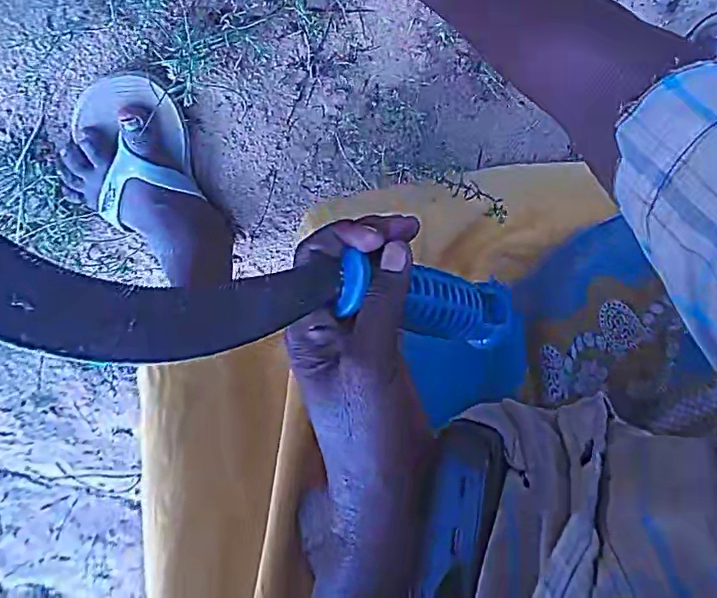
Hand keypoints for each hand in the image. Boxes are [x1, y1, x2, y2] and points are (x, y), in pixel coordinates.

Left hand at [287, 215, 430, 595]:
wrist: (390, 489)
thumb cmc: (367, 429)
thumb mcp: (371, 362)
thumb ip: (382, 303)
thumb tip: (396, 249)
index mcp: (305, 322)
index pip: (313, 261)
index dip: (342, 241)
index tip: (378, 240)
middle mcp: (322, 318)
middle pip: (337, 259)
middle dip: (367, 236)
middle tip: (405, 227)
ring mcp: (350, 327)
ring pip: (360, 272)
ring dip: (384, 248)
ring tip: (411, 233)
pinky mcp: (376, 337)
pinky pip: (381, 293)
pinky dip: (396, 273)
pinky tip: (411, 263)